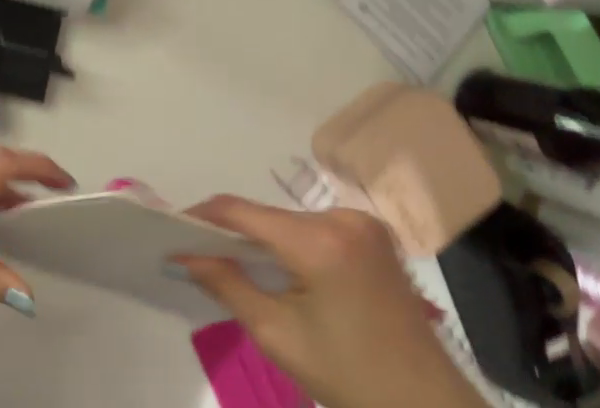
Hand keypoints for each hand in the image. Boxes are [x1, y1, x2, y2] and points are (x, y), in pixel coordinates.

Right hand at [174, 198, 483, 407]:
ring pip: (289, 221)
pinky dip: (290, 244)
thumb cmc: (348, 376)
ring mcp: (364, 225)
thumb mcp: (276, 333)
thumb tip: (182, 255)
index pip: (241, 211)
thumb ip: (226, 284)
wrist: (428, 407)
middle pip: (266, 215)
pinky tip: (282, 273)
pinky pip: (315, 229)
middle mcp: (343, 218)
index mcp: (319, 240)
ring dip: (261, 240)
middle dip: (232, 234)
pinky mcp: (374, 238)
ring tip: (237, 268)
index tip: (171, 232)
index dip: (201, 217)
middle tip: (201, 258)